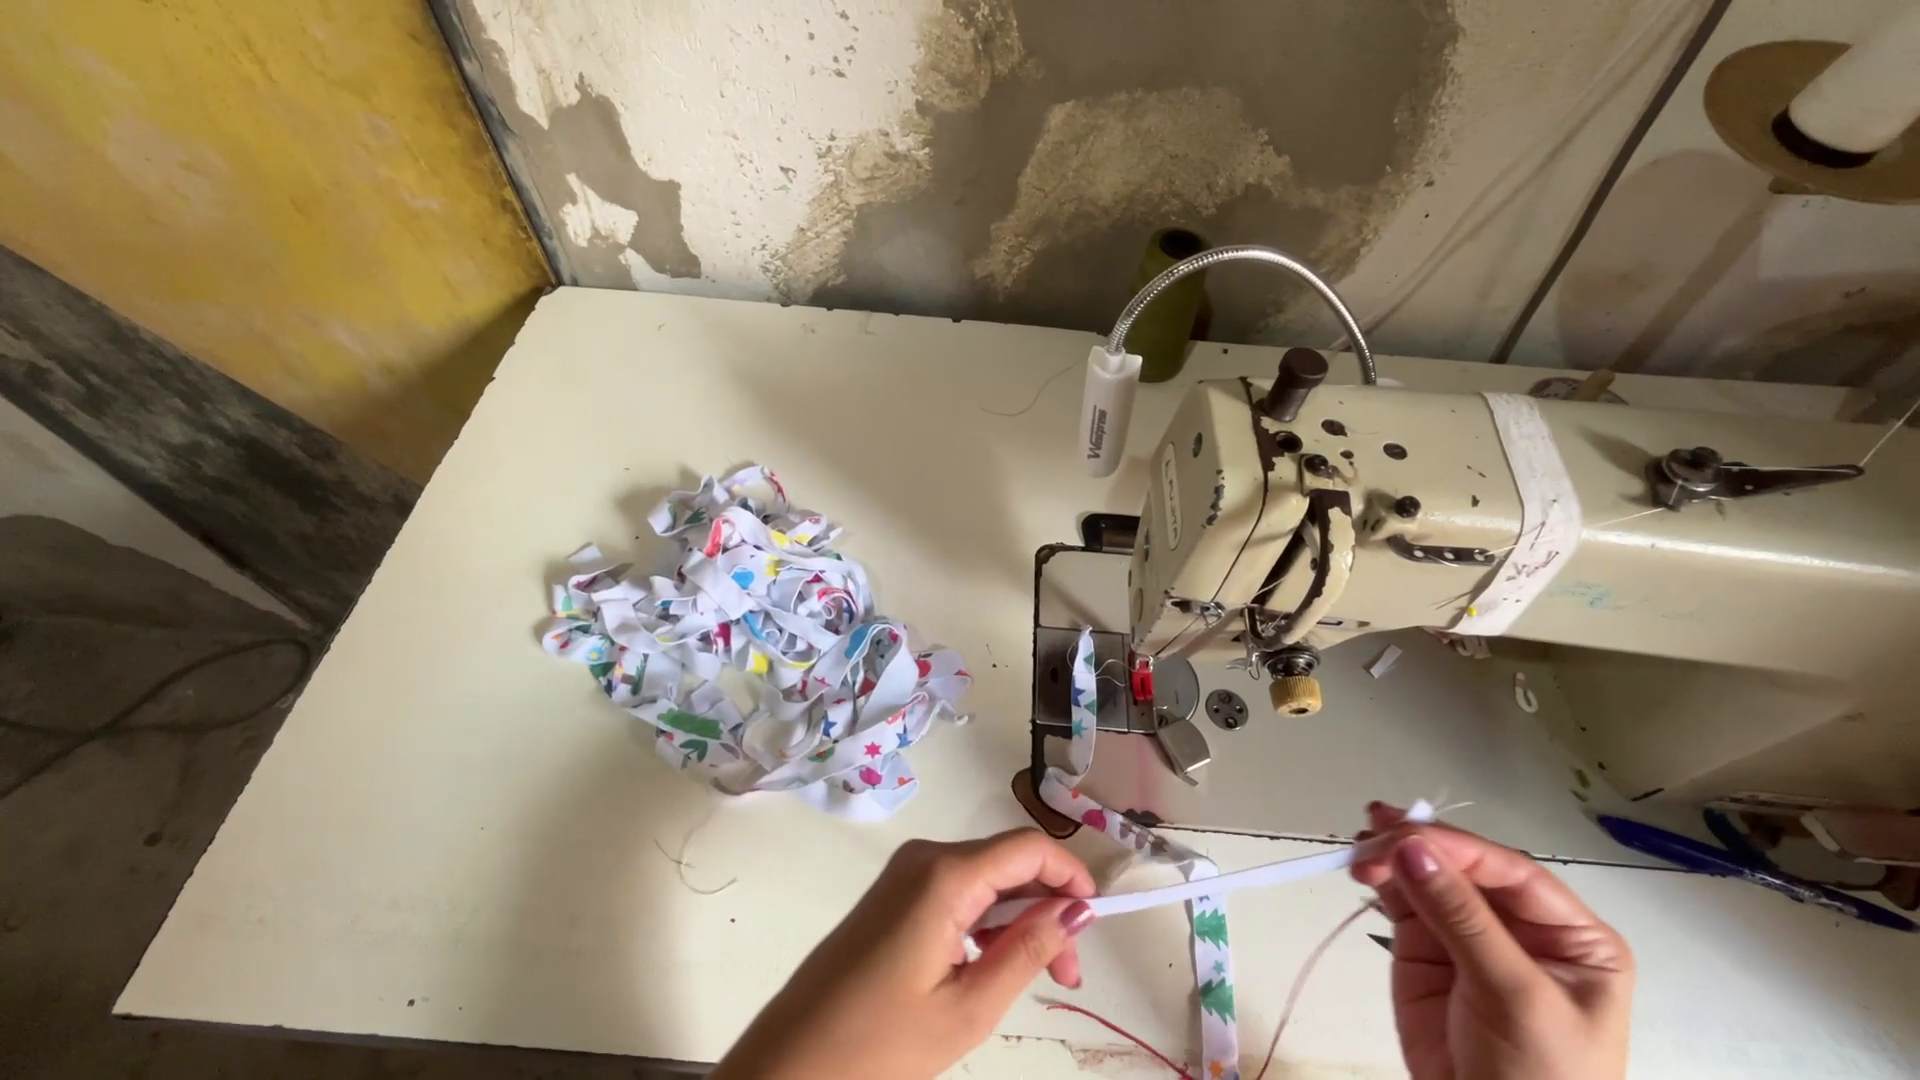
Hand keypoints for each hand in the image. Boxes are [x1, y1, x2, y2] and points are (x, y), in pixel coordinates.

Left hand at [712, 829, 1095, 1079]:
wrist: (791, 1059)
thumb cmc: (880, 1041)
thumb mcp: (968, 1007)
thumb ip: (1027, 950)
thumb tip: (1077, 909)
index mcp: (945, 875)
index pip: (1028, 847)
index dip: (1070, 874)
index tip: (1096, 920)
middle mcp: (925, 857)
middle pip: (1008, 861)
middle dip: (1047, 907)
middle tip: (1067, 973)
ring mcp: (906, 873)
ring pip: (986, 878)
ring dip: (1020, 918)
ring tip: (1039, 976)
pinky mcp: (895, 894)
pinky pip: (958, 891)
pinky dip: (987, 920)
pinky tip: (993, 963)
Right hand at [1351, 803, 1633, 1079]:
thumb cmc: (1535, 1074)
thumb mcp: (1511, 995)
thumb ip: (1460, 918)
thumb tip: (1407, 847)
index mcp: (1568, 933)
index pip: (1509, 871)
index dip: (1456, 848)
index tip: (1403, 836)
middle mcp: (1519, 925)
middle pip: (1464, 866)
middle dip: (1417, 845)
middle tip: (1370, 833)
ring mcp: (1467, 935)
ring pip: (1428, 876)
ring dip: (1391, 854)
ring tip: (1359, 845)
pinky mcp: (1425, 949)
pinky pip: (1402, 901)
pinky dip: (1381, 880)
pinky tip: (1362, 866)